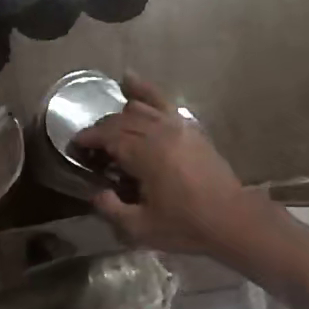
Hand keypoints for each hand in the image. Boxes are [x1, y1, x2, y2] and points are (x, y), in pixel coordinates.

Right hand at [72, 73, 274, 254]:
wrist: (233, 221)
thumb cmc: (186, 226)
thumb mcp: (140, 228)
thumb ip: (111, 209)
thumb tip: (97, 193)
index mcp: (145, 154)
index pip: (107, 137)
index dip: (87, 140)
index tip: (75, 148)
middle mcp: (159, 132)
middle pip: (121, 121)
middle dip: (100, 130)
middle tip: (89, 146)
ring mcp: (177, 126)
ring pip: (140, 108)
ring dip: (119, 114)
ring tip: (108, 124)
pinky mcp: (191, 129)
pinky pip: (163, 102)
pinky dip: (145, 91)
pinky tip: (131, 80)